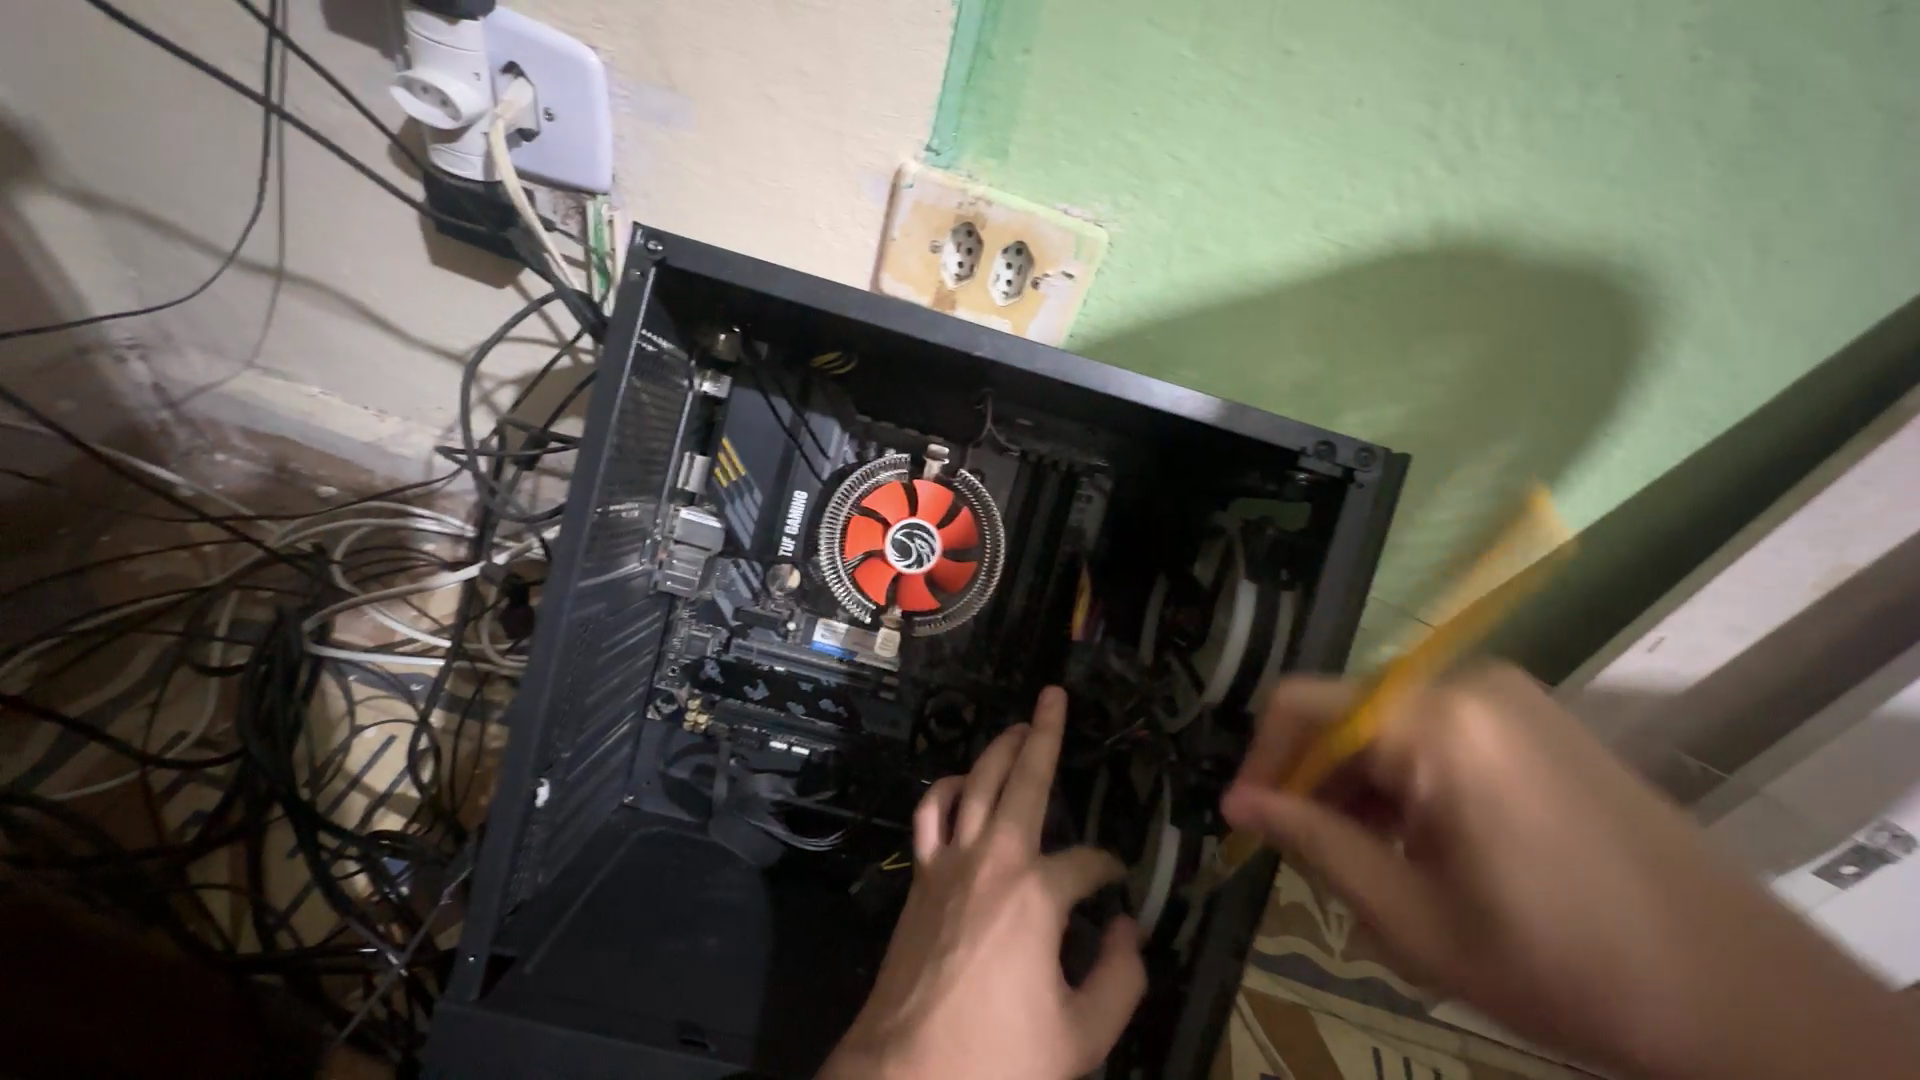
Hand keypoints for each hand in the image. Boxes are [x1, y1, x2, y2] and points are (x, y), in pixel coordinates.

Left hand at [820, 688, 1145, 1079]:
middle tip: (1054, 696)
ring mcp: (948, 862)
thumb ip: (1121, 978)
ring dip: (996, 751)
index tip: (1119, 888)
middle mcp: (993, 859)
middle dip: (1044, 735)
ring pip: (974, 784)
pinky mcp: (920, 877)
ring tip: (1018, 726)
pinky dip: (946, 790)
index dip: (1110, 870)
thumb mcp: (1084, 1037)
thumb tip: (1130, 930)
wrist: (907, 1078)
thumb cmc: (1000, 1059)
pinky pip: (930, 815)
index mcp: (1038, 894)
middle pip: (1024, 781)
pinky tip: (961, 783)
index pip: (1089, 863)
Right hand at [1221, 664, 1919, 1079]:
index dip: (1260, 762)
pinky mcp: (1539, 721)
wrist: (1743, 995)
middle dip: (1313, 778)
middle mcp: (1468, 685)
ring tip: (1367, 860)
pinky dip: (1406, 776)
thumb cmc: (1561, 962)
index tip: (1247, 823)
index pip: (1300, 706)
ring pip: (1388, 721)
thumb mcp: (1412, 919)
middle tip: (1309, 854)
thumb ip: (1313, 843)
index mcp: (1434, 721)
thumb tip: (1238, 803)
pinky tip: (1422, 842)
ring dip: (1359, 782)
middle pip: (1345, 711)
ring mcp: (1512, 697)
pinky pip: (1438, 729)